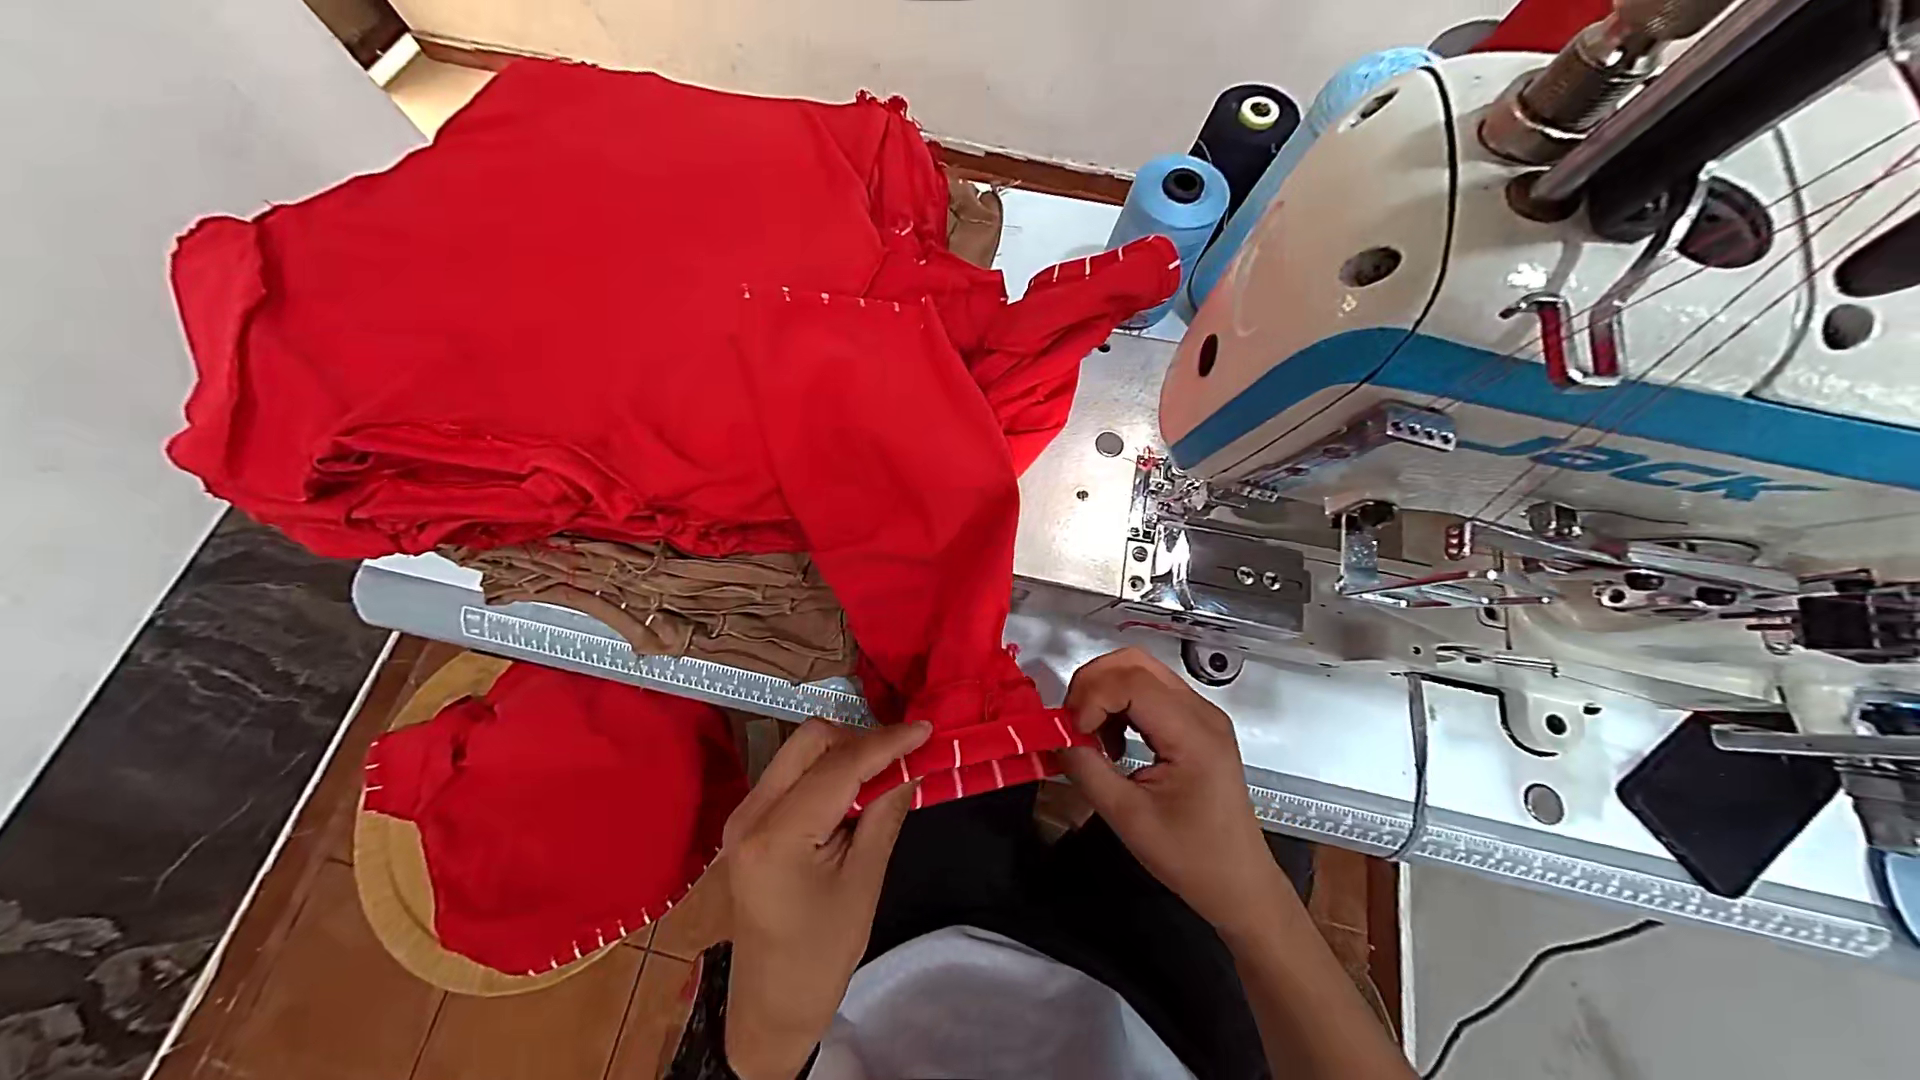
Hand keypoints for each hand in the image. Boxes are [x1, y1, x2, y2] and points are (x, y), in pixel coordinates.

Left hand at [722, 718, 930, 1079]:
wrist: (770, 1001)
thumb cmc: (821, 952)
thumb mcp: (865, 882)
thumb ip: (885, 811)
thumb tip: (912, 762)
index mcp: (776, 836)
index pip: (839, 766)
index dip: (886, 742)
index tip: (925, 729)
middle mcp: (751, 812)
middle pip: (810, 740)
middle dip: (860, 738)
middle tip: (900, 758)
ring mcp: (744, 813)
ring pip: (800, 749)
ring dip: (844, 751)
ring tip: (881, 774)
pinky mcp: (749, 818)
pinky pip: (792, 770)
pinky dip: (828, 767)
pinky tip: (853, 788)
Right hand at [1055, 648, 1287, 940]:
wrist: (1239, 885)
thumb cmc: (1191, 858)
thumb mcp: (1128, 817)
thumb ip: (1087, 770)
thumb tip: (1057, 738)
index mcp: (1193, 734)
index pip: (1132, 681)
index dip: (1092, 697)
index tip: (1073, 732)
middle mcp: (1201, 713)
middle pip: (1135, 663)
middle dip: (1093, 684)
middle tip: (1073, 723)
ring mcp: (1201, 715)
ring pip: (1140, 671)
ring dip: (1104, 693)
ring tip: (1090, 735)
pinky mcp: (1194, 724)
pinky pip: (1148, 692)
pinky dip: (1119, 704)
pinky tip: (1112, 741)